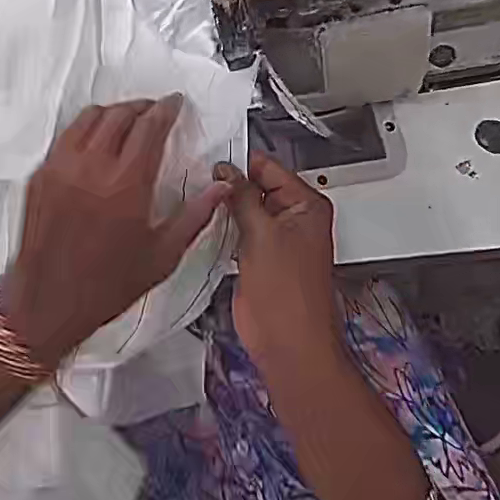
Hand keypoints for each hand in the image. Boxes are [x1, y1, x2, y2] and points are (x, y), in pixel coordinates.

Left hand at [2, 95, 229, 365]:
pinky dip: (86, 127)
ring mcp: (62, 168)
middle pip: (121, 114)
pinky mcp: (41, 175)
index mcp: (127, 184)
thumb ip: (195, 215)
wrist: (47, 304)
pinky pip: (66, 134)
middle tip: (155, 112)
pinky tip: (97, 141)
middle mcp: (92, 168)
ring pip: (90, 117)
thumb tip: (221, 189)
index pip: (150, 126)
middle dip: (143, 107)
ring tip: (128, 120)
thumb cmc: (105, 285)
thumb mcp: (162, 255)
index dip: (166, 109)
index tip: (174, 104)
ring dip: (114, 112)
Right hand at [216, 156, 342, 371]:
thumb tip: (226, 171)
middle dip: (229, 184)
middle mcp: (293, 217)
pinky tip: (201, 220)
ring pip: (246, 210)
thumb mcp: (262, 234)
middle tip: (195, 175)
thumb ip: (242, 197)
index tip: (209, 158)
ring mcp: (275, 237)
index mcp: (306, 204)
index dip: (241, 163)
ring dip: (224, 207)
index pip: (270, 169)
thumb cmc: (287, 291)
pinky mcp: (258, 256)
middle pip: (257, 187)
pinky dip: (223, 227)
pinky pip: (239, 232)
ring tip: (194, 195)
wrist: (287, 342)